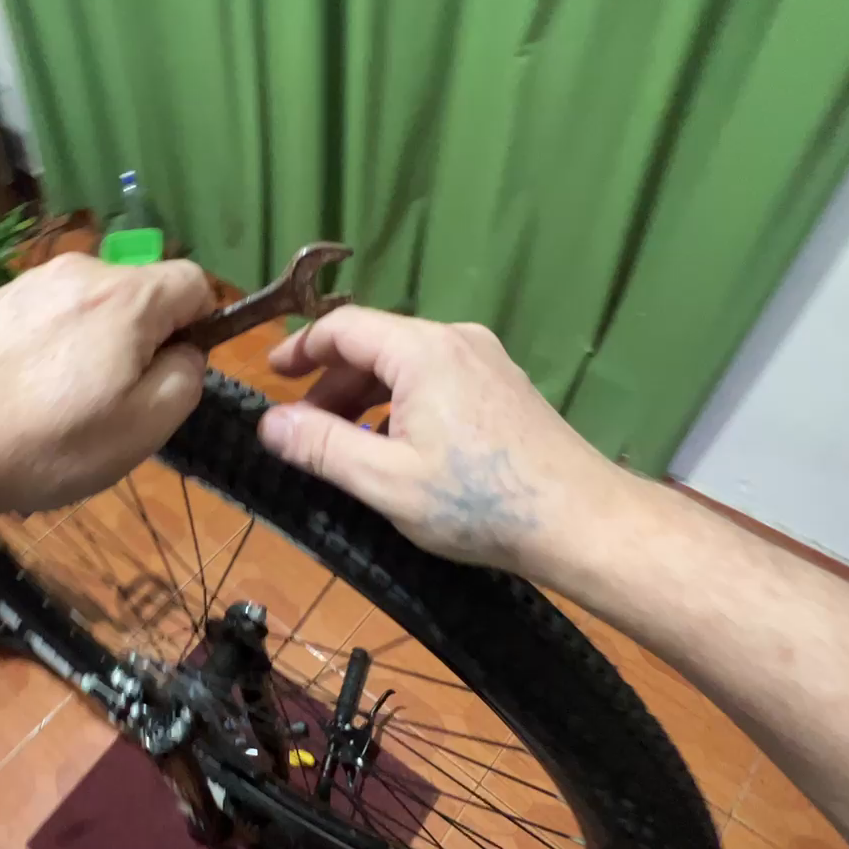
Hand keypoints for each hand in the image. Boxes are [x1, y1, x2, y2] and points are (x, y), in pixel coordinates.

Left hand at [0, 253, 211, 512]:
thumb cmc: (51, 441)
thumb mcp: (145, 424)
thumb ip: (186, 377)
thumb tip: (183, 351)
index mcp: (126, 296)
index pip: (194, 281)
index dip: (199, 325)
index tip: (172, 371)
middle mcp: (80, 273)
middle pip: (141, 293)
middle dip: (146, 339)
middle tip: (117, 401)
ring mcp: (30, 284)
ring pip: (95, 307)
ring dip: (100, 346)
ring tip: (66, 404)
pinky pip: (52, 317)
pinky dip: (58, 348)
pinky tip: (29, 393)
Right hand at [255, 308, 642, 577]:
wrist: (580, 521)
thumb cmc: (477, 501)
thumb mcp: (385, 479)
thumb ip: (321, 447)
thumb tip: (268, 423)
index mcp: (422, 350)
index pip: (344, 327)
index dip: (301, 348)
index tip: (272, 376)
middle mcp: (455, 340)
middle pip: (375, 346)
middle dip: (332, 385)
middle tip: (304, 431)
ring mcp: (485, 361)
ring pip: (405, 366)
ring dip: (365, 399)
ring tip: (345, 447)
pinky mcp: (503, 387)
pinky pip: (435, 381)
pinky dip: (400, 405)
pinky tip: (397, 448)